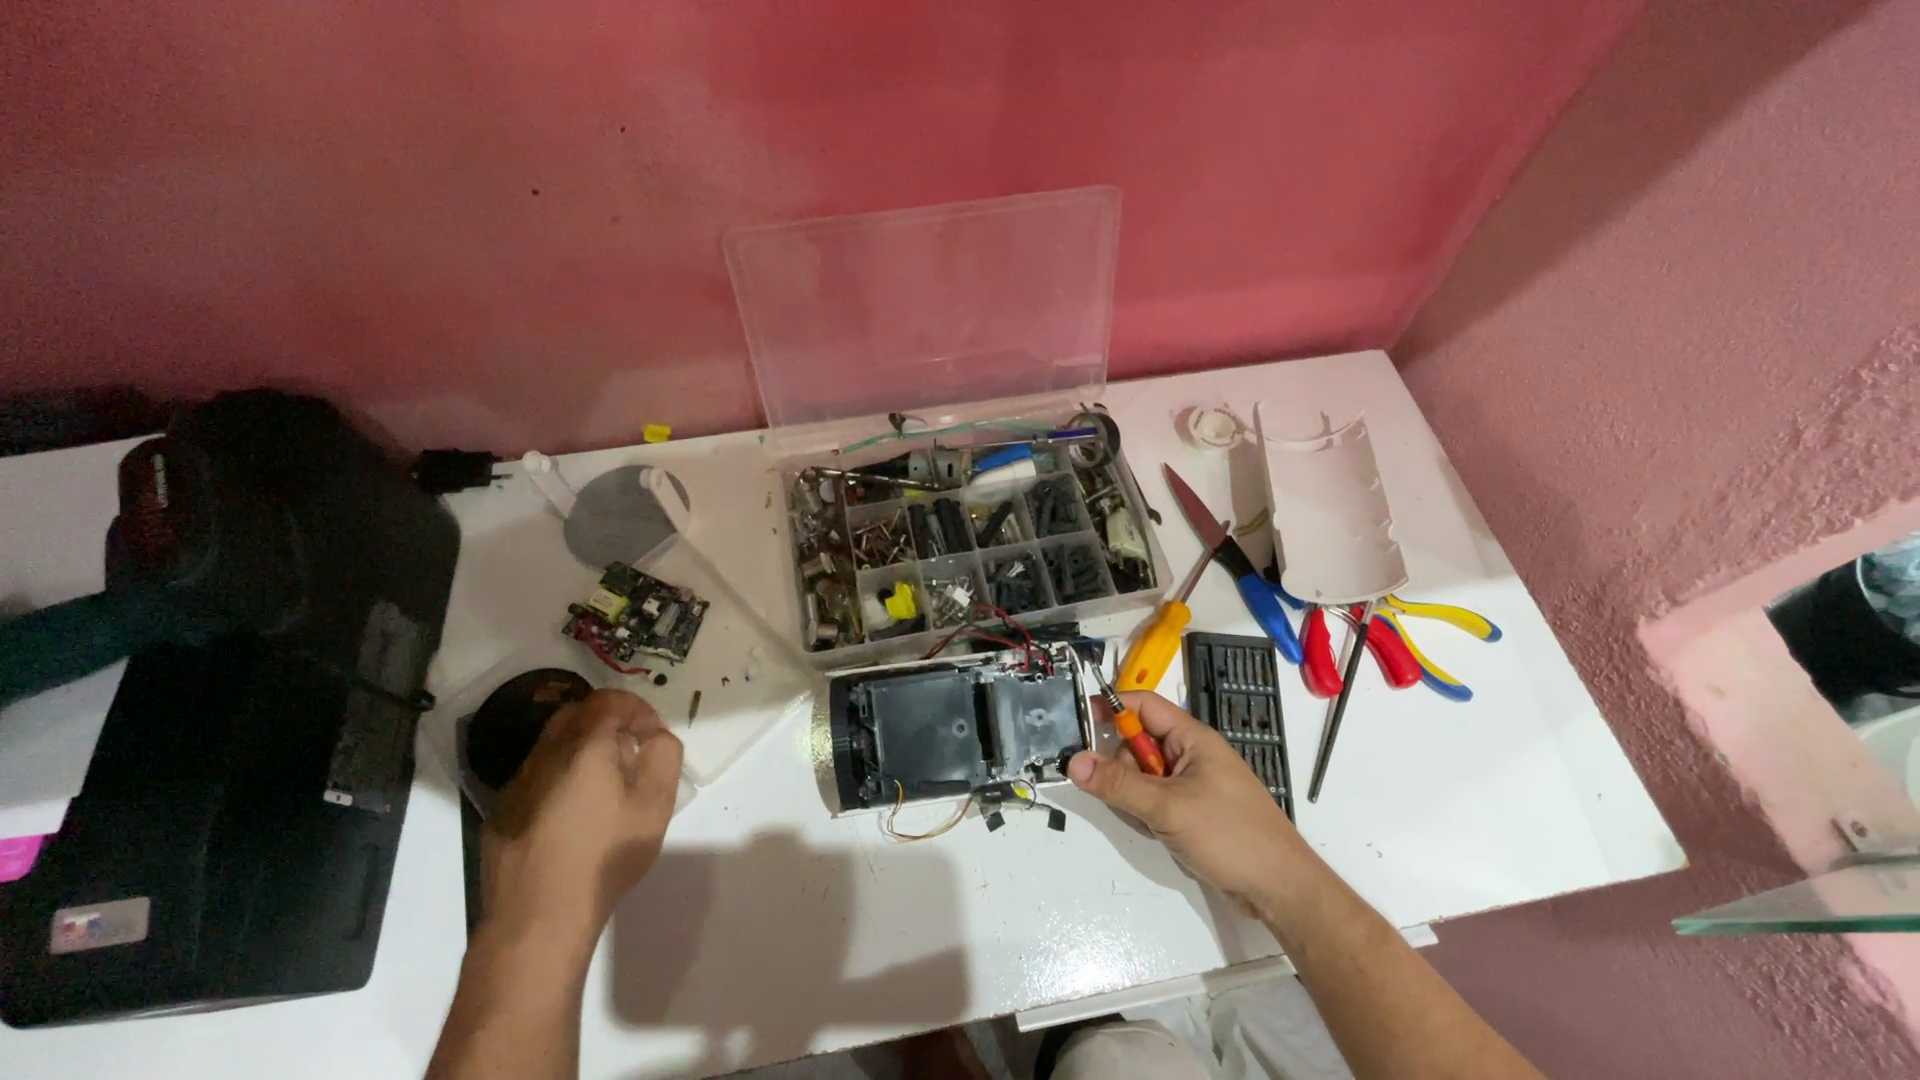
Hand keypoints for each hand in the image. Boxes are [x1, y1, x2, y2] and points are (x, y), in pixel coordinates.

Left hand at [480, 689, 681, 956]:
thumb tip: (654, 735)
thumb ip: (663, 756)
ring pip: (551, 747)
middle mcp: (544, 755)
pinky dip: (558, 780)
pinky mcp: (502, 813)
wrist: (538, 917)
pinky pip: (535, 778)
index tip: (651, 735)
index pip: (608, 700)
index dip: (635, 708)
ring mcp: (517, 784)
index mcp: (583, 747)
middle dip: (607, 724)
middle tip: (630, 756)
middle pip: (575, 715)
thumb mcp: (655, 805)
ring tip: (603, 790)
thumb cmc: (605, 857)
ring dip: (581, 752)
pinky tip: (571, 819)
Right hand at [1068, 691, 1306, 908]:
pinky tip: (1160, 835)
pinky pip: (1152, 802)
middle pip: (1136, 744)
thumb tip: (1073, 762)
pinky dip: (1146, 816)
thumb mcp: (1168, 807)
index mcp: (1192, 738)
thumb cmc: (1230, 835)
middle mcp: (1190, 755)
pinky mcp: (1190, 812)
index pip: (1143, 705)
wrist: (1278, 888)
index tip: (1077, 722)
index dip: (1110, 708)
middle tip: (1121, 794)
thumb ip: (1118, 784)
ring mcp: (1191, 785)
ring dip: (1134, 798)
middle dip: (1121, 767)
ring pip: (1140, 777)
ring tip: (1151, 822)